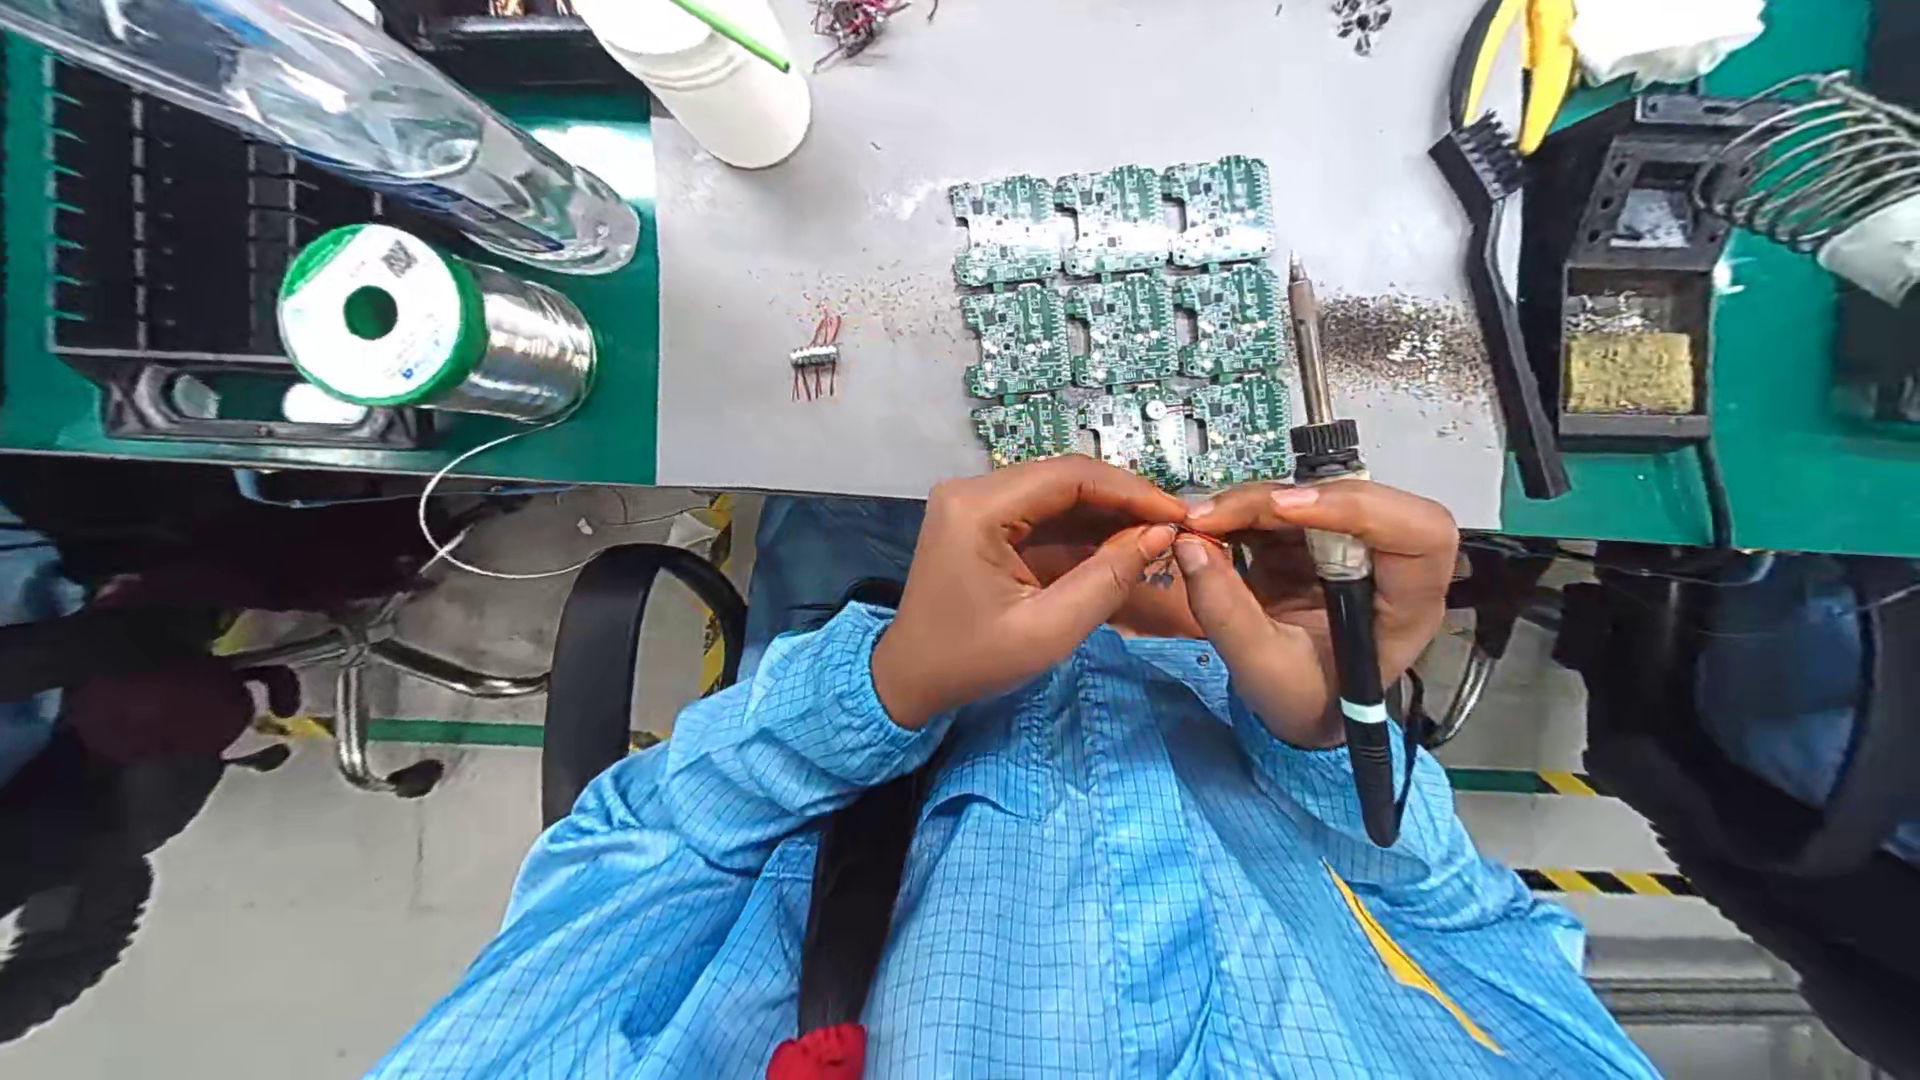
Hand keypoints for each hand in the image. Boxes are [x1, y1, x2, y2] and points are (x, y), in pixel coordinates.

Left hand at [871, 456, 1186, 728]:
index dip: (1130, 492)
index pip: (1069, 476)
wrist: (911, 677)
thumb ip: (1108, 579)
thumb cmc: (971, 661)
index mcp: (977, 509)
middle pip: (1062, 477)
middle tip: (1171, 527)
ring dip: (1104, 514)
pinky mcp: (978, 519)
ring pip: (1055, 492)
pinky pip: (1039, 512)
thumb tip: (1160, 535)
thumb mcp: (1047, 631)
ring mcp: (972, 502)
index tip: (1177, 515)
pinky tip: (1115, 545)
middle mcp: (970, 490)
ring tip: (1153, 537)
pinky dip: (1078, 528)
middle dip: (1121, 501)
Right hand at [1176, 480, 1457, 746]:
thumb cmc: (1302, 697)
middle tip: (1207, 518)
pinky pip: (1276, 510)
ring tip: (1197, 524)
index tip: (1282, 508)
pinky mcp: (1309, 541)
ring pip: (1306, 497)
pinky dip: (1236, 513)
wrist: (1298, 706)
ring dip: (1246, 503)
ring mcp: (1345, 547)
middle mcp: (1386, 563)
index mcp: (1406, 604)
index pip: (1417, 533)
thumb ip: (1226, 612)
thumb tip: (1189, 545)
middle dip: (1271, 501)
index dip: (1355, 508)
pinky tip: (1206, 527)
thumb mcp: (1262, 668)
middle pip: (1348, 500)